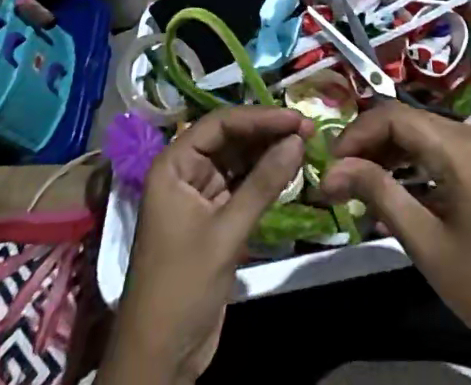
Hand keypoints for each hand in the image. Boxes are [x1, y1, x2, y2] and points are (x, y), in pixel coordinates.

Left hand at [101, 107, 311, 383]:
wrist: (161, 353)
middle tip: (309, 128)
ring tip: (306, 144)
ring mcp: (200, 195)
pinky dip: (266, 178)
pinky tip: (291, 170)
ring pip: (239, 161)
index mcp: (173, 166)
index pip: (219, 124)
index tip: (297, 117)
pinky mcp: (215, 218)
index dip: (259, 117)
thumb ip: (263, 183)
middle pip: (230, 139)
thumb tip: (298, 139)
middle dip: (268, 132)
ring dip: (270, 153)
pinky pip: (243, 186)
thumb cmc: (183, 285)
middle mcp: (185, 173)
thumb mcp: (226, 232)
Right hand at [317, 105, 470, 333]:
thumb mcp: (420, 238)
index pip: (395, 118)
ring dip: (382, 150)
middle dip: (367, 142)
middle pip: (405, 119)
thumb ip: (376, 192)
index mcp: (461, 149)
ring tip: (353, 182)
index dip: (357, 134)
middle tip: (336, 174)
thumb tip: (330, 170)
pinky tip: (382, 185)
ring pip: (416, 130)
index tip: (330, 164)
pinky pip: (431, 145)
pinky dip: (403, 159)